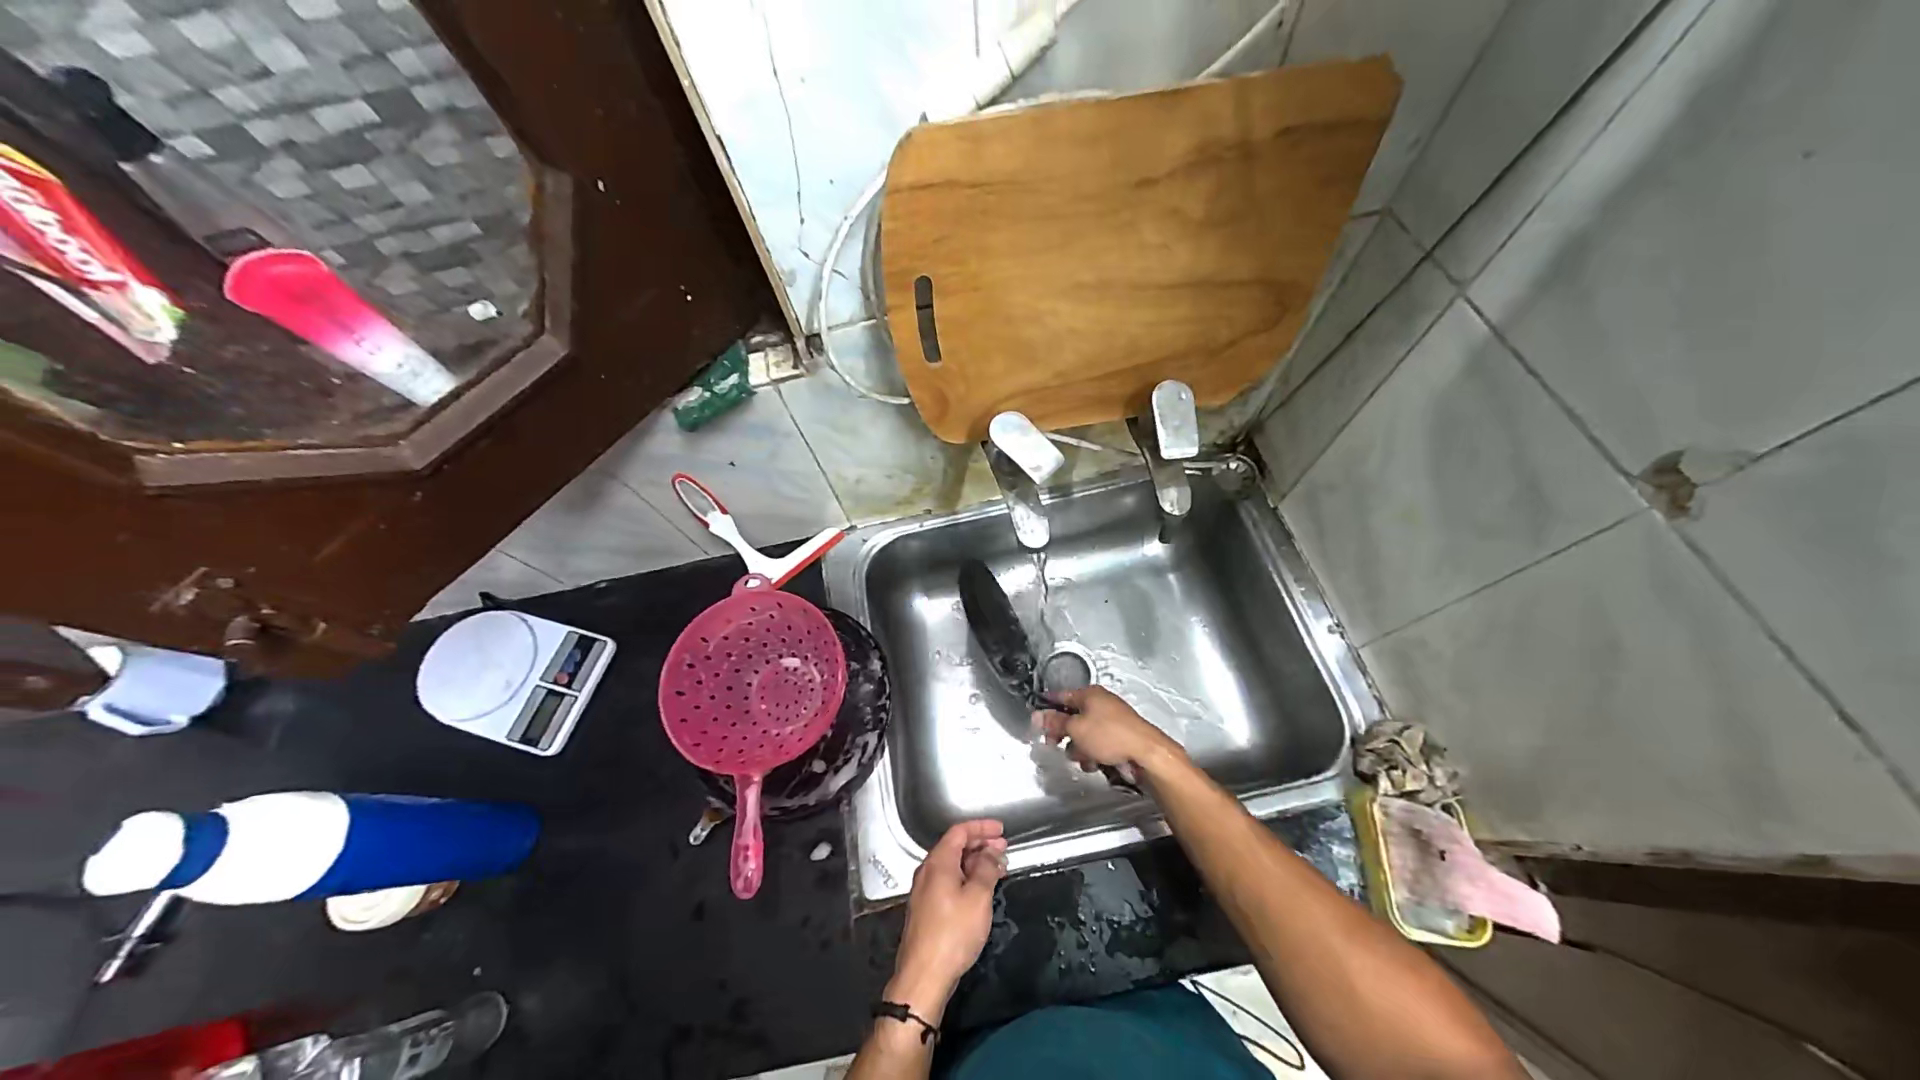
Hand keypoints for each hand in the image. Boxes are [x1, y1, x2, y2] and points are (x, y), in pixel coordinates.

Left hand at [888, 819, 1007, 1021]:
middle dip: (980, 844)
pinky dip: (966, 877)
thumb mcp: (978, 898)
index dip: (981, 827)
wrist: (923, 976)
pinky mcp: (926, 909)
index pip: (959, 831)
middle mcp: (927, 871)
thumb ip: (986, 869)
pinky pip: (948, 881)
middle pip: (954, 847)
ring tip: (998, 869)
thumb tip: (991, 853)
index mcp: (938, 862)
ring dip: (975, 862)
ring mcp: (924, 891)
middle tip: (1004, 849)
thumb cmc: (953, 933)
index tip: (1001, 830)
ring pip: (952, 865)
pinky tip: (980, 889)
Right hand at [1033, 685, 1186, 779]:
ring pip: (1084, 734)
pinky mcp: (1118, 738)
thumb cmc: (1111, 735)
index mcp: (1090, 694)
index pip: (1060, 696)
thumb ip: (1055, 722)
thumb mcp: (1076, 728)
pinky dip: (1093, 754)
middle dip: (1063, 733)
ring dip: (1079, 748)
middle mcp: (1100, 704)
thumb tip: (1038, 715)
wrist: (1146, 754)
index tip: (1037, 721)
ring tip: (1083, 757)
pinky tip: (1095, 763)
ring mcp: (1111, 721)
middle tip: (1054, 744)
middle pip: (1072, 717)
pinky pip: (1097, 745)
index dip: (1046, 708)